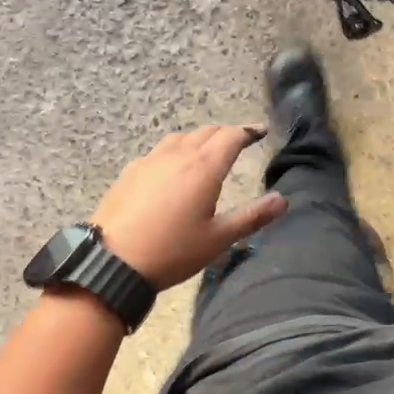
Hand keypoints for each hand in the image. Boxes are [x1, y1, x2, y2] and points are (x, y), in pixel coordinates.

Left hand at [89, 126, 287, 290]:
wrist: (111, 262)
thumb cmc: (172, 251)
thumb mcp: (219, 239)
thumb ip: (252, 216)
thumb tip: (282, 200)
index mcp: (204, 168)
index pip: (231, 136)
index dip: (249, 131)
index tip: (261, 132)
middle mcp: (178, 156)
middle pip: (207, 132)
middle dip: (226, 133)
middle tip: (240, 140)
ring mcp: (150, 161)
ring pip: (181, 138)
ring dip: (200, 138)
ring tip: (208, 150)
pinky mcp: (130, 172)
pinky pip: (159, 151)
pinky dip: (176, 150)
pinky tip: (172, 167)